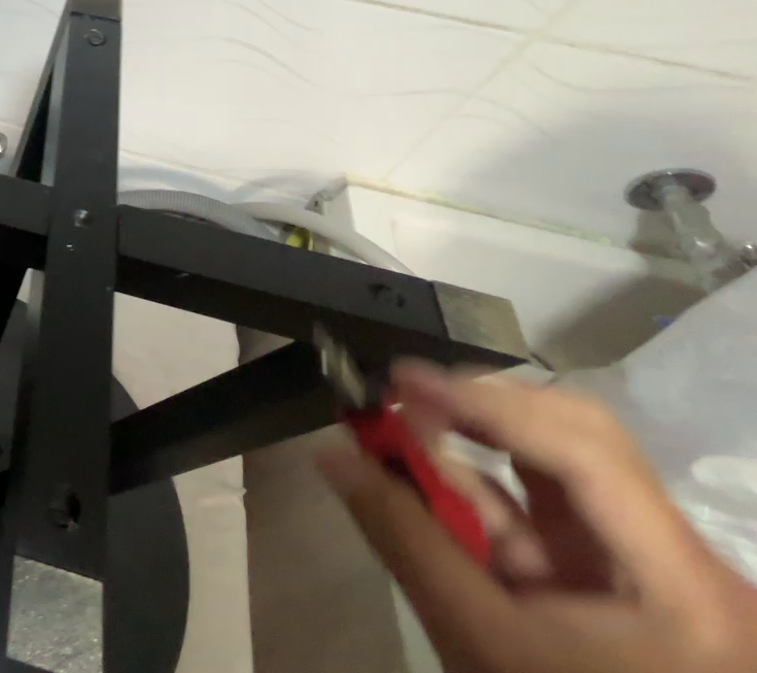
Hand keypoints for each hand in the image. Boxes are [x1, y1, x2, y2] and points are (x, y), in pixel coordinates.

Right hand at [318, 361, 756, 672]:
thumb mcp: (473, 631)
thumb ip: (404, 538)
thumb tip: (330, 454)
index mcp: (677, 578)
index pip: (582, 454)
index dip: (488, 406)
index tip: (402, 379)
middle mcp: (680, 553)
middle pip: (582, 440)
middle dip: (485, 408)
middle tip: (405, 391)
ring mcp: (650, 558)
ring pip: (560, 462)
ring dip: (473, 440)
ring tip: (401, 425)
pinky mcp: (613, 566)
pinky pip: (544, 501)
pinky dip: (478, 481)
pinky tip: (426, 469)